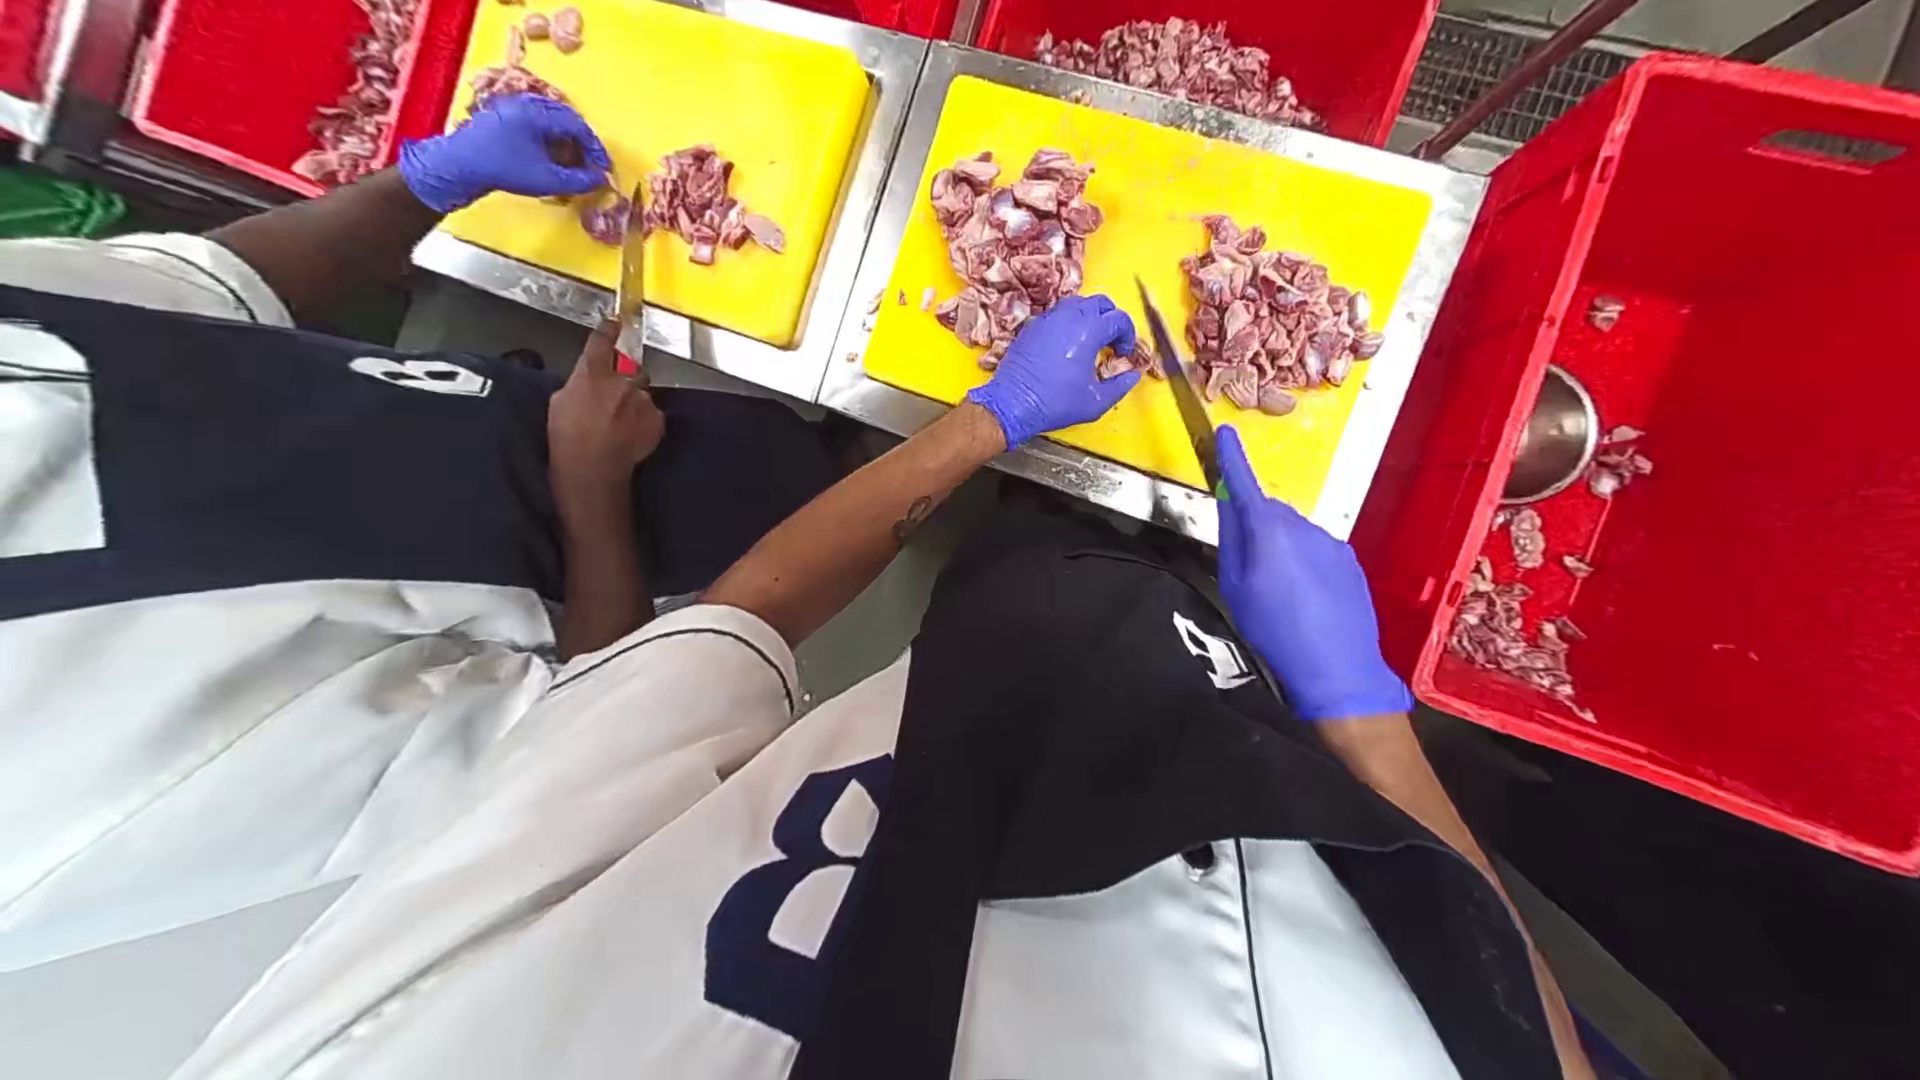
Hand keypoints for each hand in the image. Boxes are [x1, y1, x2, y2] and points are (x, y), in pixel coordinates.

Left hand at [400, 94, 610, 212]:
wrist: (460, 166)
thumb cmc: (505, 170)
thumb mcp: (549, 180)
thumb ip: (580, 180)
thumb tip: (601, 179)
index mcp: (537, 113)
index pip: (579, 126)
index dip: (596, 150)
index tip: (603, 170)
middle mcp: (525, 104)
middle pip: (566, 120)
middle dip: (583, 145)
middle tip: (592, 167)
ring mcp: (513, 108)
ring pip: (552, 121)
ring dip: (568, 142)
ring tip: (575, 165)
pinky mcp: (504, 118)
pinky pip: (537, 123)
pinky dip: (552, 140)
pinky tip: (554, 159)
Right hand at [548, 320, 664, 518]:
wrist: (593, 466)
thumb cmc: (567, 436)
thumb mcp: (561, 401)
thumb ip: (580, 383)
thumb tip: (589, 381)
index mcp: (593, 373)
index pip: (602, 342)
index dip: (609, 330)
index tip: (616, 320)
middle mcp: (622, 382)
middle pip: (632, 370)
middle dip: (626, 380)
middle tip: (614, 400)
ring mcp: (643, 400)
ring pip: (643, 393)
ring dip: (635, 402)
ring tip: (622, 423)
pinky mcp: (657, 419)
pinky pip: (653, 413)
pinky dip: (645, 420)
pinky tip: (632, 434)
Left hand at [964, 294, 1139, 449]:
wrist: (1012, 404)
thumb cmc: (1055, 404)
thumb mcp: (1095, 402)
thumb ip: (1120, 386)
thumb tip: (1132, 376)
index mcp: (1088, 330)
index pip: (1118, 318)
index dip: (1128, 335)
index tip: (1123, 353)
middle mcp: (1068, 317)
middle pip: (1099, 303)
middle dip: (1110, 319)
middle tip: (1111, 342)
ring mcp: (1047, 319)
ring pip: (1075, 304)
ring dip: (1088, 317)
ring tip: (1089, 341)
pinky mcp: (1031, 327)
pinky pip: (1056, 315)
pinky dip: (1067, 322)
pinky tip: (1066, 345)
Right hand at [1216, 425, 1411, 720]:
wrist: (1337, 668)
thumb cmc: (1273, 629)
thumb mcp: (1234, 585)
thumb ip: (1230, 539)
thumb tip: (1228, 504)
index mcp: (1269, 531)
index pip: (1244, 484)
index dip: (1231, 458)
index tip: (1225, 433)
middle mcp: (1304, 527)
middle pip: (1268, 512)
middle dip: (1253, 526)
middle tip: (1244, 568)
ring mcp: (1331, 543)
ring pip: (1292, 532)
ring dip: (1278, 547)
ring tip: (1275, 592)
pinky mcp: (1349, 561)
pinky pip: (1314, 549)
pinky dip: (1300, 562)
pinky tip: (1300, 597)